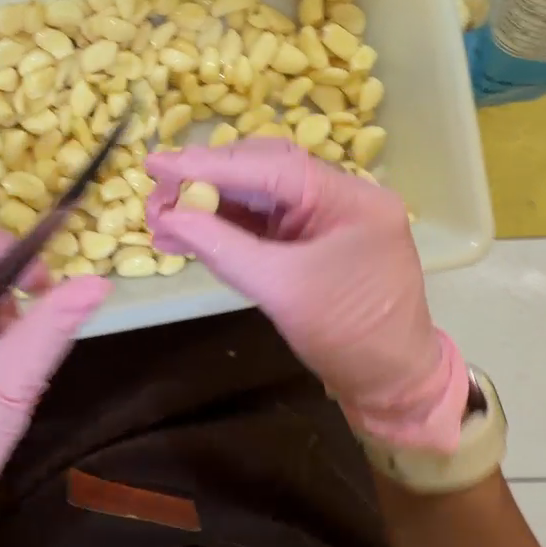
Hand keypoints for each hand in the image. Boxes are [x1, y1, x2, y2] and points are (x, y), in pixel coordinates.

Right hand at [144, 138, 468, 451]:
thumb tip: (167, 217)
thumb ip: (221, 247)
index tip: (155, 163)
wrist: (390, 383)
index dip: (207, 163)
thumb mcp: (280, 289)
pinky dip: (219, 225)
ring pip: (253, 193)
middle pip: (259, 170)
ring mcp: (323, 215)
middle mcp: (338, 195)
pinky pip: (257, 219)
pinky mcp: (307, 237)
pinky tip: (183, 234)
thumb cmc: (347, 336)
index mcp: (349, 198)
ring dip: (205, 203)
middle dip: (203, 180)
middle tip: (155, 195)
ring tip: (159, 219)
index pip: (269, 166)